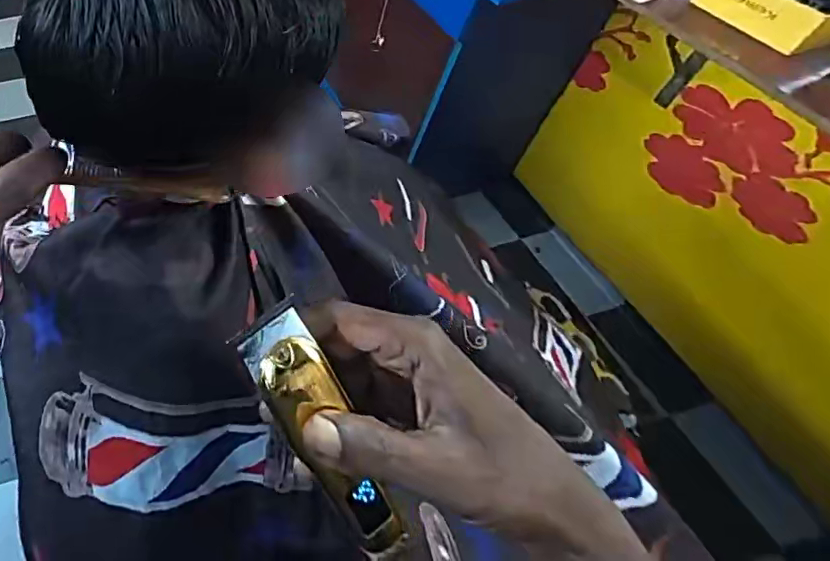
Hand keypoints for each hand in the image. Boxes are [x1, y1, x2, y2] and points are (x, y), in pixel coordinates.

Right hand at [296, 301, 648, 560]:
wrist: (563, 512)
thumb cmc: (505, 476)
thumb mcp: (436, 467)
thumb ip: (370, 446)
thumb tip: (306, 430)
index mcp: (413, 342)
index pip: (340, 317)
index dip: (299, 332)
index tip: (266, 363)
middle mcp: (408, 345)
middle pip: (339, 342)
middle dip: (306, 370)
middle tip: (275, 405)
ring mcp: (411, 370)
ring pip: (349, 369)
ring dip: (323, 395)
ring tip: (294, 426)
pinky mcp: (415, 396)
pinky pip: (366, 394)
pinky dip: (345, 413)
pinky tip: (329, 441)